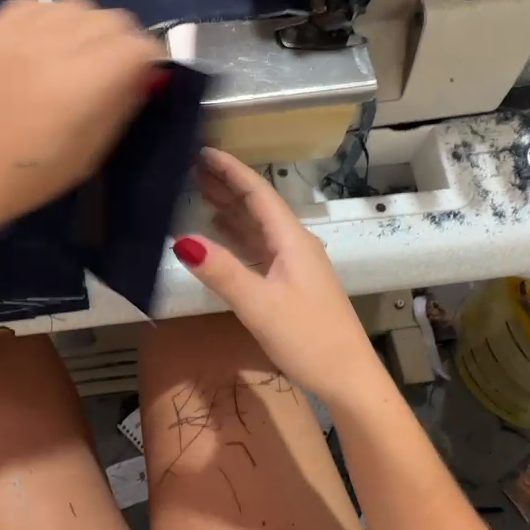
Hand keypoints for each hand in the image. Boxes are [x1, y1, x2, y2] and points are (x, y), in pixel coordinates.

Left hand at [0, 0, 164, 237]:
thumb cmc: (30, 178)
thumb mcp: (91, 153)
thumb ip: (122, 105)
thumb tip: (144, 73)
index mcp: (83, 85)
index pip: (138, 44)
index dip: (149, 59)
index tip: (143, 78)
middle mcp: (53, 47)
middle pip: (111, 19)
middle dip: (121, 42)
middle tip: (111, 71)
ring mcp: (17, 33)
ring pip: (77, 6)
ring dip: (87, 28)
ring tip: (74, 58)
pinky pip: (37, 6)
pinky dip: (50, 21)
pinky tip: (42, 49)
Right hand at [174, 148, 381, 398]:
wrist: (348, 378)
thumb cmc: (308, 339)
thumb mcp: (259, 305)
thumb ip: (222, 272)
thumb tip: (181, 240)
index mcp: (292, 241)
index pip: (258, 194)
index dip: (231, 171)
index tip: (202, 151)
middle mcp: (295, 246)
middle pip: (258, 206)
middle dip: (227, 185)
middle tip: (191, 168)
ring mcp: (295, 266)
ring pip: (258, 227)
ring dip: (231, 209)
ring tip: (200, 192)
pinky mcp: (291, 285)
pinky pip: (259, 248)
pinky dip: (237, 236)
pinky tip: (221, 236)